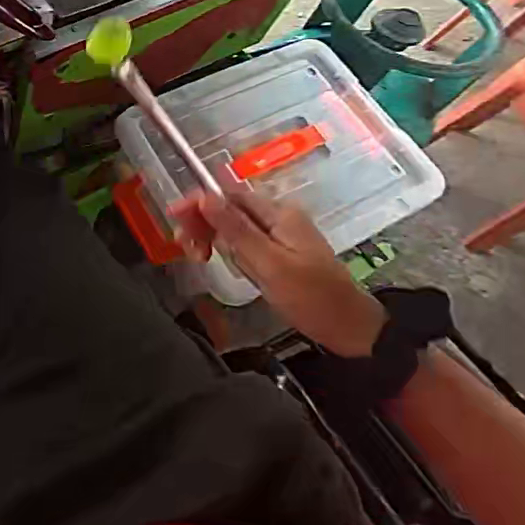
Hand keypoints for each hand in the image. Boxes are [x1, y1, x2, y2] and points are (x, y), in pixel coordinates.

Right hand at [196, 187, 384, 356]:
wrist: (350, 328)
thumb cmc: (310, 296)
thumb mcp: (269, 263)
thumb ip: (236, 229)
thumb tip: (205, 197)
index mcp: (278, 214)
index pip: (229, 196)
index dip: (198, 202)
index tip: (174, 217)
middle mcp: (277, 218)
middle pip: (227, 209)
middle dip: (202, 224)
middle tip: (186, 247)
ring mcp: (277, 235)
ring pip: (230, 227)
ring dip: (210, 239)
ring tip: (199, 258)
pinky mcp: (275, 252)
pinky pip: (241, 243)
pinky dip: (225, 251)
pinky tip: (219, 262)